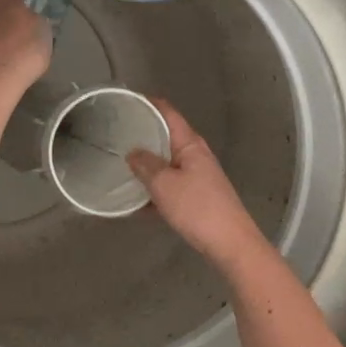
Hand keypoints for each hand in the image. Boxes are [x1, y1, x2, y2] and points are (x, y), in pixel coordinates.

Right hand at [126, 97, 260, 261]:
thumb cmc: (198, 208)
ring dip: (145, 162)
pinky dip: (153, 186)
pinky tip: (134, 197)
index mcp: (190, 144)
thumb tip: (132, 152)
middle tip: (114, 132)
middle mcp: (195, 155)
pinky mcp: (196, 196)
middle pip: (166, 135)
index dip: (147, 103)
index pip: (167, 113)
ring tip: (118, 162)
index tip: (124, 101)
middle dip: (142, 132)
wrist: (231, 245)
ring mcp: (197, 176)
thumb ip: (145, 165)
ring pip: (165, 161)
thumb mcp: (164, 184)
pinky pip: (168, 183)